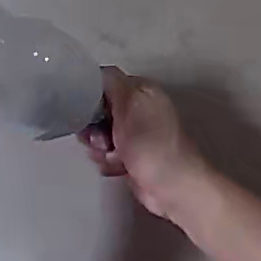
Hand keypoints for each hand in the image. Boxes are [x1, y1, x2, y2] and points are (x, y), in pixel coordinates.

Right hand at [78, 67, 211, 222]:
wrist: (173, 188)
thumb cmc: (152, 145)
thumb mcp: (129, 103)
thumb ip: (110, 81)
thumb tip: (94, 72)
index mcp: (140, 90)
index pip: (101, 83)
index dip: (90, 97)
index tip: (88, 112)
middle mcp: (137, 108)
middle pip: (96, 110)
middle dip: (93, 127)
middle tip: (104, 139)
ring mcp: (134, 134)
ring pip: (98, 134)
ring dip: (99, 147)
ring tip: (114, 156)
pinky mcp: (131, 156)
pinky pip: (105, 152)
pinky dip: (107, 161)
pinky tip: (118, 167)